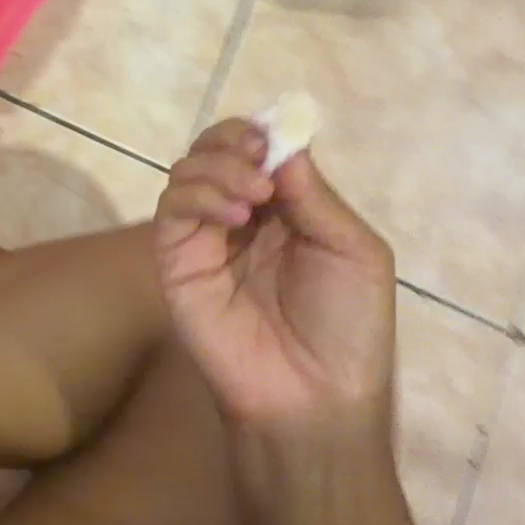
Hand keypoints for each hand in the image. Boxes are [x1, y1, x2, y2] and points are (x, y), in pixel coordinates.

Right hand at [154, 120, 396, 434]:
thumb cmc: (347, 325)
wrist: (312, 391)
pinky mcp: (175, 258)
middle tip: (256, 159)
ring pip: (185, 172)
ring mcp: (203, 235)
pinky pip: (171, 209)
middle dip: (231, 142)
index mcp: (285, 208)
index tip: (272, 138)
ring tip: (252, 196)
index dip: (259, 133)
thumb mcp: (354, 252)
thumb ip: (315, 198)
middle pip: (213, 151)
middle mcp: (240, 213)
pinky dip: (197, 197)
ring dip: (216, 168)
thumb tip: (281, 145)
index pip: (257, 150)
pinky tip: (234, 215)